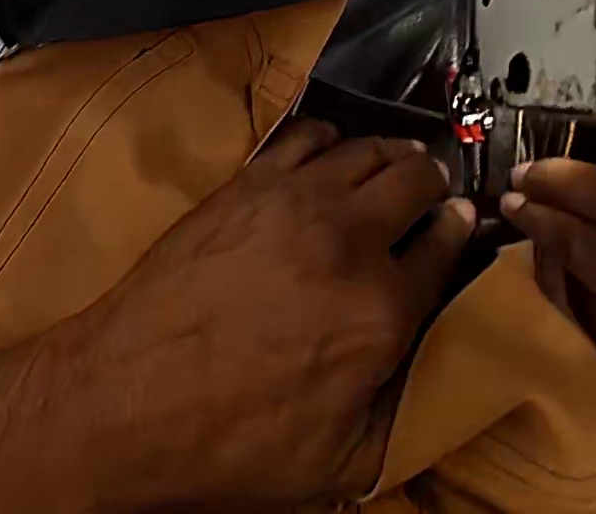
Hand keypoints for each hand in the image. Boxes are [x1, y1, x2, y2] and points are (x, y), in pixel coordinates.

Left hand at [37, 119, 476, 509]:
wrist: (131, 391)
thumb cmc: (234, 436)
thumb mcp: (340, 460)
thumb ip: (401, 410)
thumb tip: (432, 361)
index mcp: (382, 310)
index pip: (444, 246)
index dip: (460, 225)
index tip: (464, 214)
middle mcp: (350, 239)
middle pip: (414, 181)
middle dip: (433, 179)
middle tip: (433, 182)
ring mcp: (298, 198)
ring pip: (368, 150)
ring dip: (392, 152)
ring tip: (396, 158)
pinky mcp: (253, 180)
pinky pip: (307, 135)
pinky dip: (331, 137)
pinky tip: (331, 149)